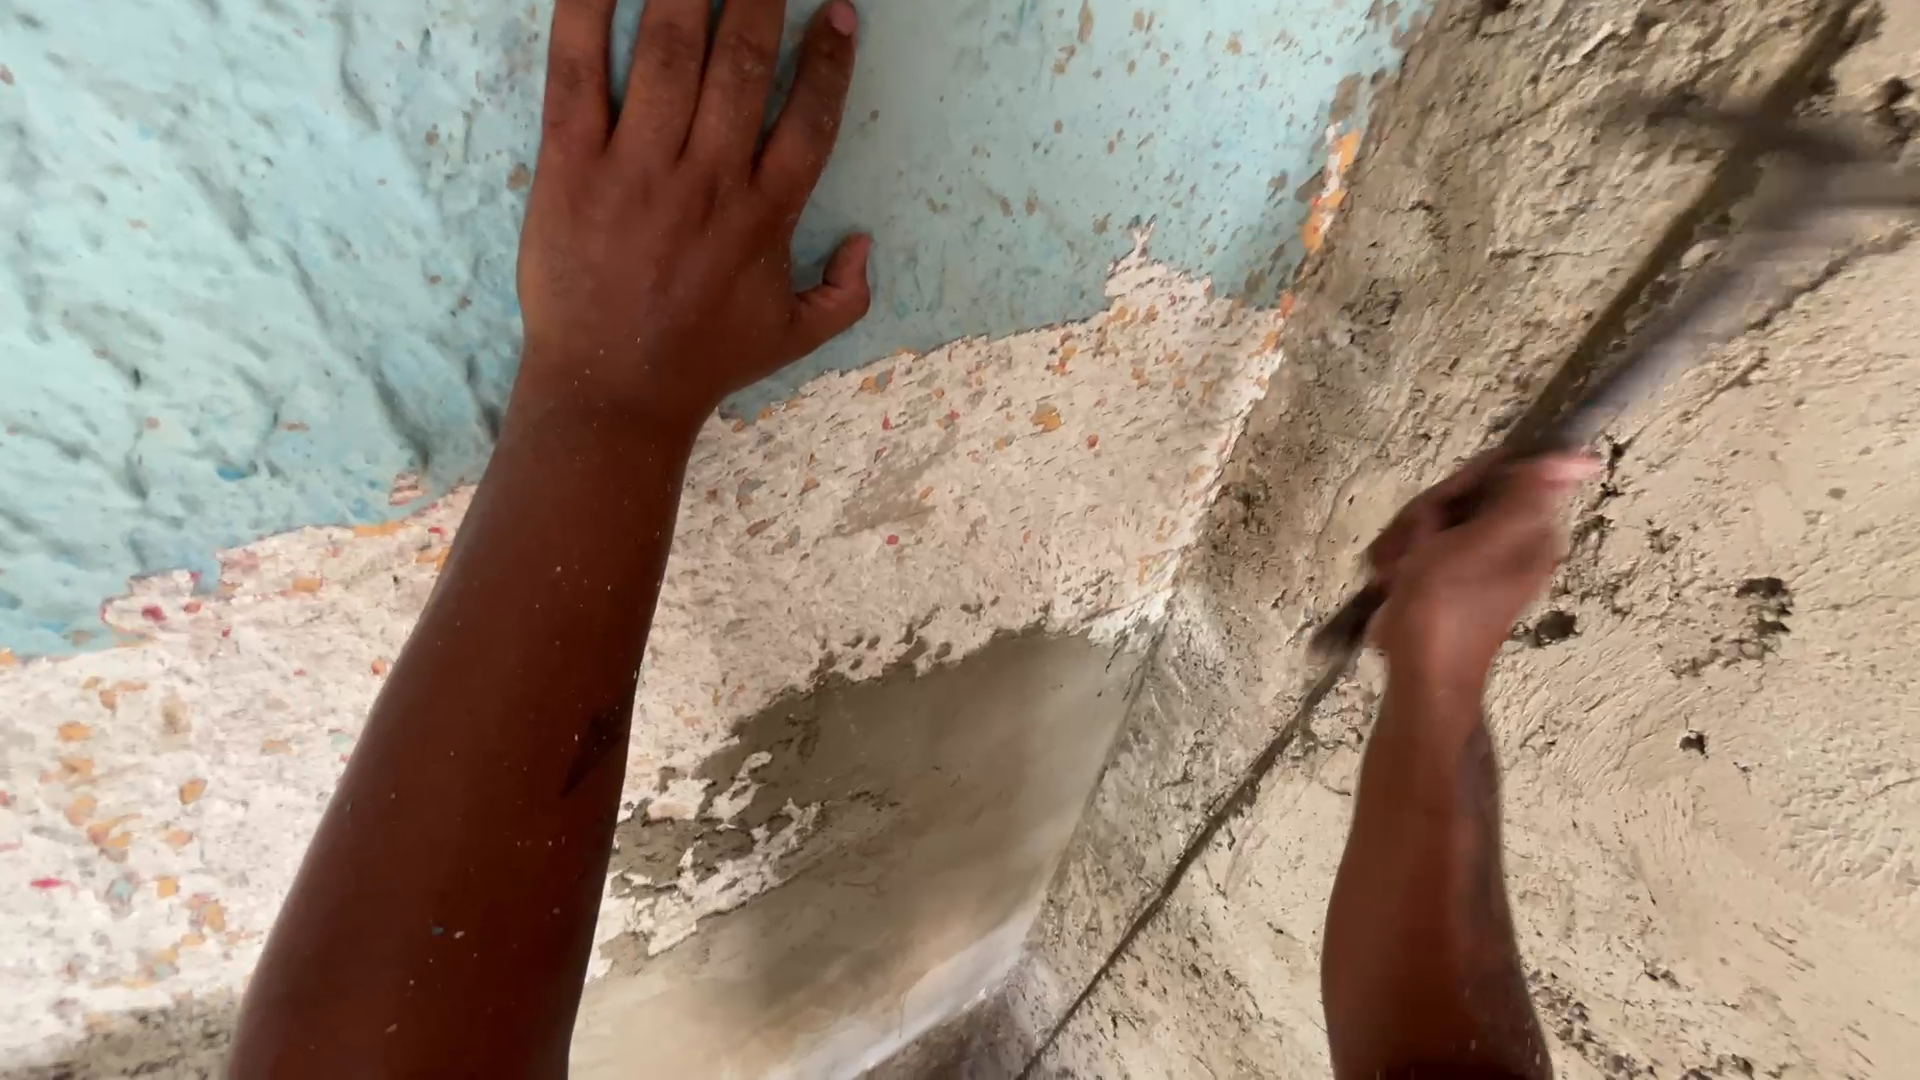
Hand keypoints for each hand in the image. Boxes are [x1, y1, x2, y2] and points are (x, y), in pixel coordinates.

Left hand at [513, 0, 871, 438]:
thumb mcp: (795, 339)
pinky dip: (587, 5)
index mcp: (764, 219)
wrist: (615, 388)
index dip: (829, 61)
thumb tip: (865, 242)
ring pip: (668, 48)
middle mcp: (708, 181)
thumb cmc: (706, 360)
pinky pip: (577, 66)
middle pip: (743, 63)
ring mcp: (637, 167)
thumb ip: (846, 296)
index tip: (839, 12)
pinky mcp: (571, 164)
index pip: (809, 120)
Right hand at [1367, 452, 1600, 683]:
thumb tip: (1581, 458)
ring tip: (1398, 574)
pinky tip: (1393, 583)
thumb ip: (1525, 497)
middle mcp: (1504, 540)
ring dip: (1402, 544)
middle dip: (1421, 521)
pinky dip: (1396, 562)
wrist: (1422, 669)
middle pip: (1453, 497)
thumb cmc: (1448, 606)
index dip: (1455, 487)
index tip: (1436, 518)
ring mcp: (1470, 559)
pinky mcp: (1439, 575)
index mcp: (1528, 529)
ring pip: (1424, 521)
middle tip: (1415, 551)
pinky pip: (1412, 546)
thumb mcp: (1484, 543)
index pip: (1494, 473)